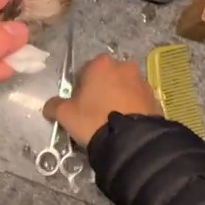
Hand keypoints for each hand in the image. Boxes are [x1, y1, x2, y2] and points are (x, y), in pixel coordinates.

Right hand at [43, 53, 161, 145]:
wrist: (131, 140)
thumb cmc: (93, 120)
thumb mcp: (65, 115)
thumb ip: (54, 106)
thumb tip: (50, 105)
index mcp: (100, 64)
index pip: (83, 73)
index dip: (79, 90)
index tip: (78, 106)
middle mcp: (124, 66)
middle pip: (106, 78)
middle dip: (100, 91)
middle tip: (94, 113)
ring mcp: (142, 81)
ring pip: (123, 88)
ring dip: (117, 98)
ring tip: (112, 120)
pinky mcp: (154, 97)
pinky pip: (137, 100)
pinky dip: (131, 108)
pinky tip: (125, 124)